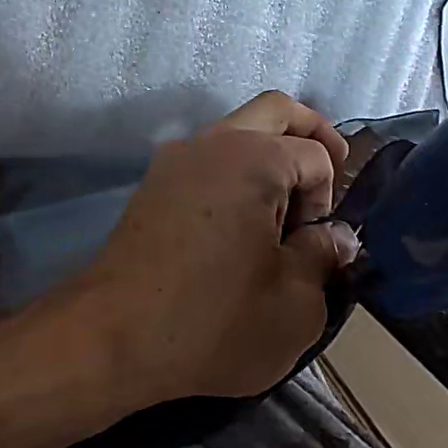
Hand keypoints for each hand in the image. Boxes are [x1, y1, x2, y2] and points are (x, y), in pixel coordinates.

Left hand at [73, 91, 357, 403]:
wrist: (110, 338)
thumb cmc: (211, 321)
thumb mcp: (293, 305)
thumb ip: (325, 258)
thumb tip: (338, 235)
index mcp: (256, 159)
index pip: (316, 156)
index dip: (329, 196)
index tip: (315, 241)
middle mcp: (217, 141)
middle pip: (278, 110)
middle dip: (313, 132)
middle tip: (332, 168)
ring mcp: (180, 156)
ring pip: (241, 127)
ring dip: (273, 150)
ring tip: (284, 204)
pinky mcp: (156, 181)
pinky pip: (211, 155)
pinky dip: (238, 168)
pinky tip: (241, 218)